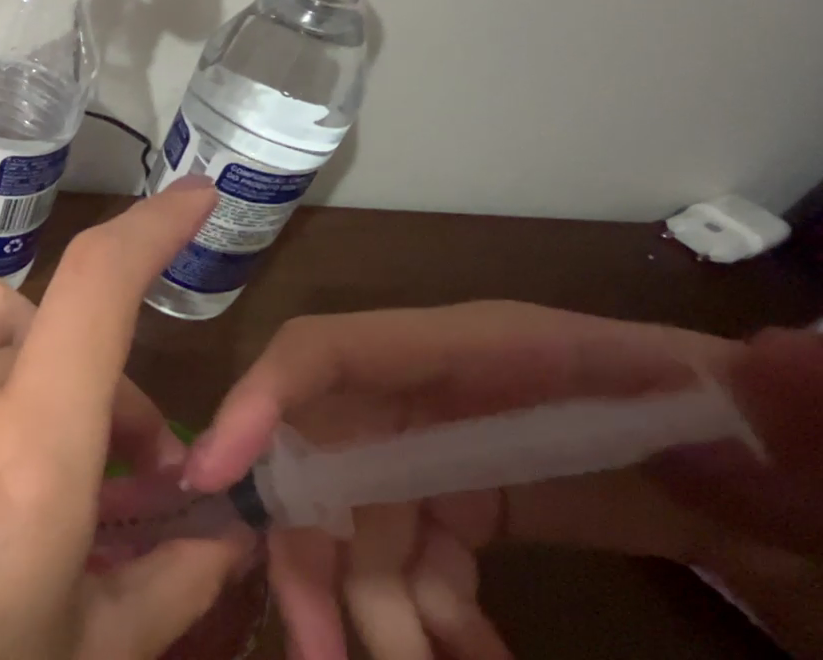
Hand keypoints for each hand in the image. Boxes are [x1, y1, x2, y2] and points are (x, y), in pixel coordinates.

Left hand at [0, 182, 254, 659]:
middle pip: (45, 332)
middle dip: (92, 389)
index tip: (192, 201)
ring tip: (19, 424)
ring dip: (18, 358)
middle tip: (102, 467)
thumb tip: (233, 536)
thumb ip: (169, 584)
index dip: (155, 232)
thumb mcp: (82, 653)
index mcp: (26, 459)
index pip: (99, 293)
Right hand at [183, 301, 819, 659]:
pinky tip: (457, 658)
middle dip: (302, 549)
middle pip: (320, 459)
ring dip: (358, 603)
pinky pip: (411, 563)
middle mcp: (423, 397)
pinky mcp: (458, 505)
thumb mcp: (746, 405)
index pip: (324, 353)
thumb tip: (782, 363)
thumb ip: (771, 389)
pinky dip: (423, 619)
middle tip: (315, 649)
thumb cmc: (744, 425)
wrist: (768, 467)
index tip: (215, 478)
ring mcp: (436, 454)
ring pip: (357, 526)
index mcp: (466, 351)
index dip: (259, 402)